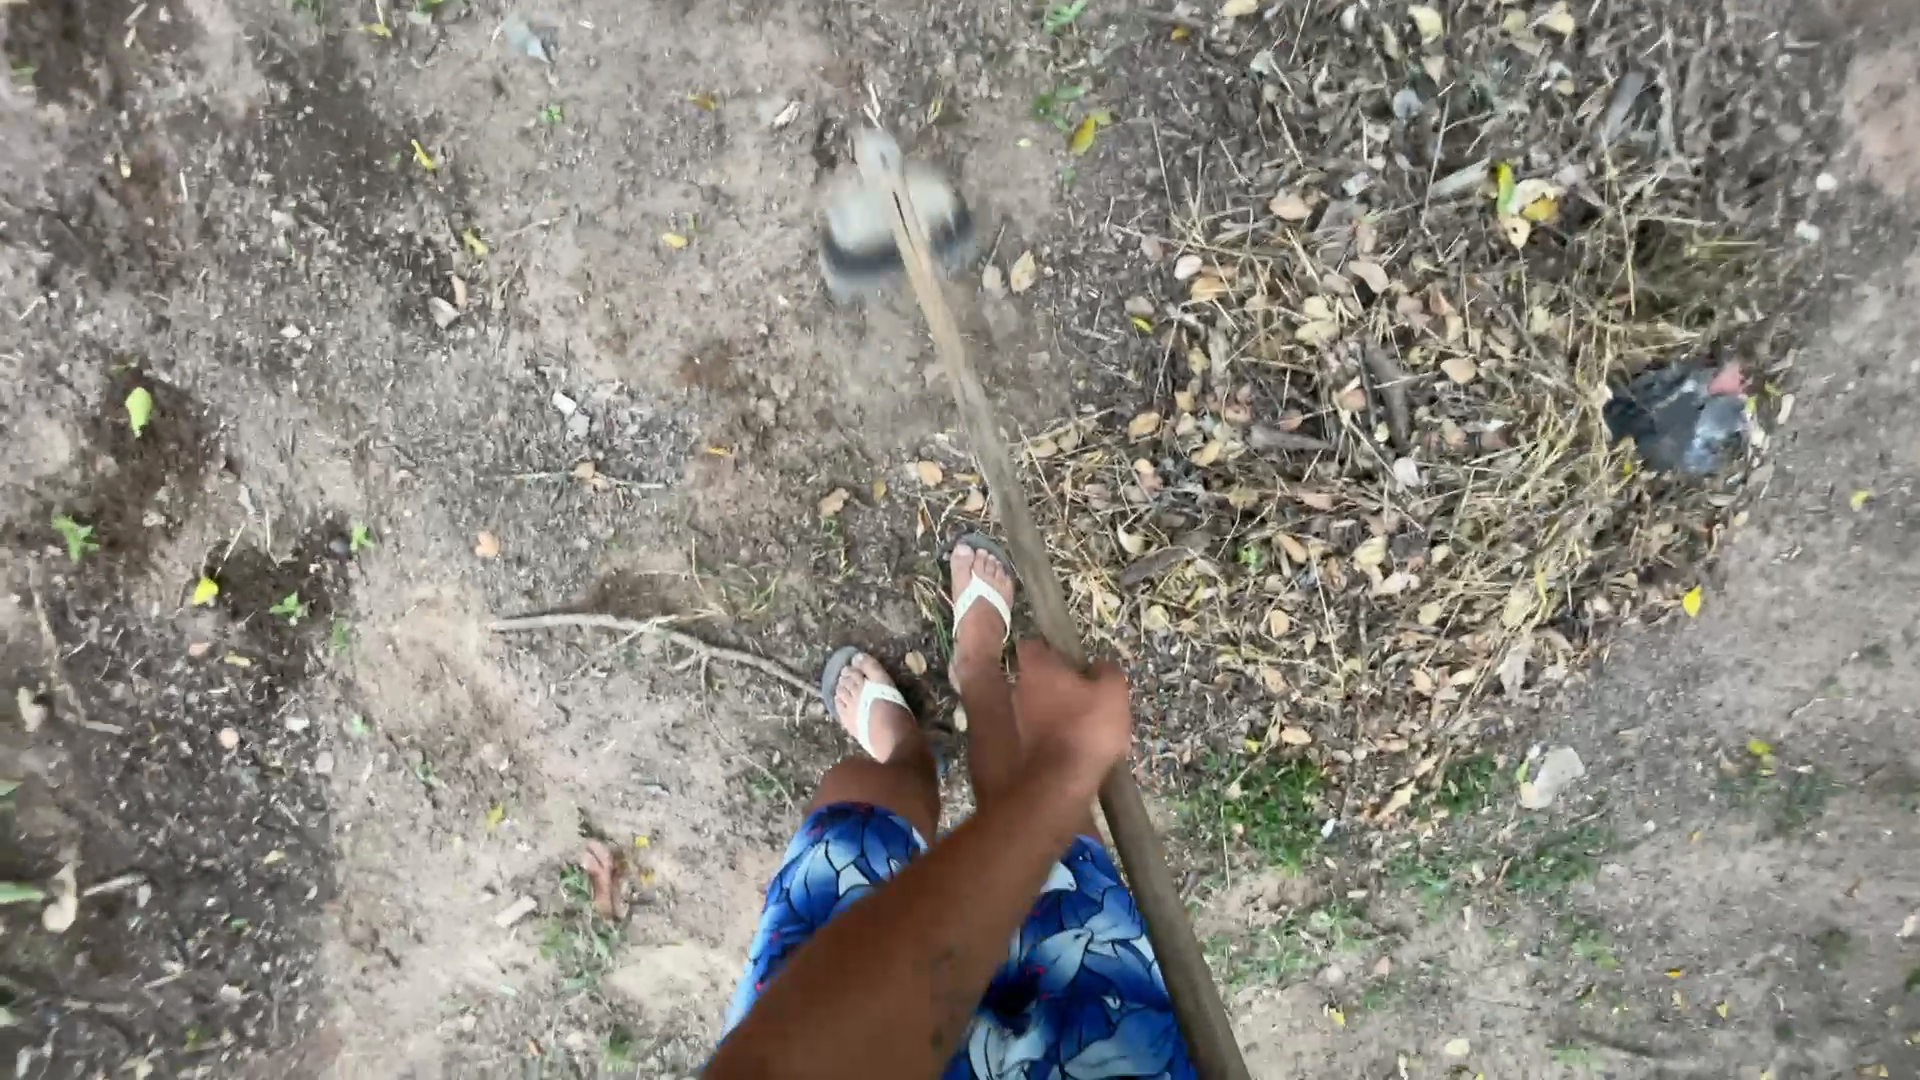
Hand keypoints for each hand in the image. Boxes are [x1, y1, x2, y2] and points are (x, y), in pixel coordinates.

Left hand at [1011, 640, 1132, 791]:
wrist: (1061, 782)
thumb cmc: (1087, 725)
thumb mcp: (1112, 692)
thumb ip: (1107, 671)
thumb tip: (1100, 665)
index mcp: (1036, 667)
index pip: (1033, 645)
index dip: (1052, 649)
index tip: (1072, 660)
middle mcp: (1019, 689)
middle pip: (1037, 676)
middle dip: (1059, 683)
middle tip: (1087, 693)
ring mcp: (1016, 719)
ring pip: (1039, 705)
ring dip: (1058, 710)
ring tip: (1087, 723)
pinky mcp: (1022, 746)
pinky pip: (1041, 730)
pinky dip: (1055, 734)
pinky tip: (1078, 745)